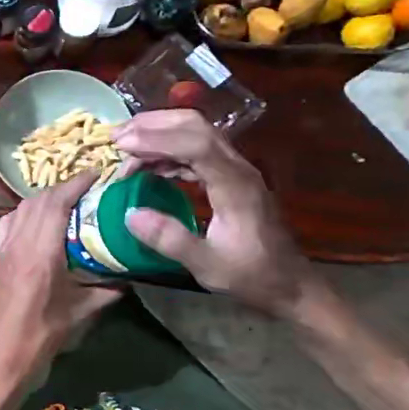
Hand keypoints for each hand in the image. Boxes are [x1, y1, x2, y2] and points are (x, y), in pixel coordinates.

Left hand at [0, 169, 122, 383]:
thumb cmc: (42, 335)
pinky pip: (11, 221)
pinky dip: (27, 211)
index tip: (97, 174)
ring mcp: (4, 247)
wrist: (1, 356)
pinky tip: (39, 218)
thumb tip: (130, 277)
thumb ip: (106, 291)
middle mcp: (20, 242)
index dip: (77, 183)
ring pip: (23, 206)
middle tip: (88, 187)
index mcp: (41, 252)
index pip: (57, 203)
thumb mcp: (80, 312)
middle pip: (40, 199)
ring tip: (67, 199)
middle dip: (64, 186)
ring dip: (45, 196)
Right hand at [113, 110, 324, 315]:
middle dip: (153, 125)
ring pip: (196, 133)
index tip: (122, 145)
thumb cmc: (253, 276)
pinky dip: (170, 150)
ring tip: (126, 148)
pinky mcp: (230, 176)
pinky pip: (198, 150)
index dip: (156, 138)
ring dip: (160, 134)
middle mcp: (237, 167)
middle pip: (195, 126)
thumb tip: (130, 214)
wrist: (291, 284)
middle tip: (117, 138)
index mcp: (235, 184)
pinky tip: (149, 166)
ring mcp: (235, 169)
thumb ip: (170, 239)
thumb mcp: (208, 266)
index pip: (196, 144)